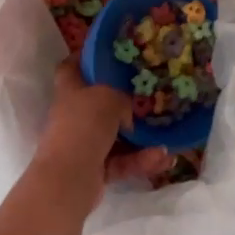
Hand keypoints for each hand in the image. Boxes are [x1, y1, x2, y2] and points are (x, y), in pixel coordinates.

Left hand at [34, 59, 172, 198]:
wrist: (68, 181)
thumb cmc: (84, 127)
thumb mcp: (109, 97)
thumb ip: (121, 95)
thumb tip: (126, 109)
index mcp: (70, 91)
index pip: (70, 68)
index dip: (85, 58)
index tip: (108, 53)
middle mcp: (74, 116)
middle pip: (98, 102)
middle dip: (122, 102)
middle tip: (147, 95)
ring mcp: (83, 144)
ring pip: (115, 136)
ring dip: (140, 138)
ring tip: (166, 138)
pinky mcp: (94, 170)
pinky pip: (121, 161)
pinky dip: (140, 160)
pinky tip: (163, 157)